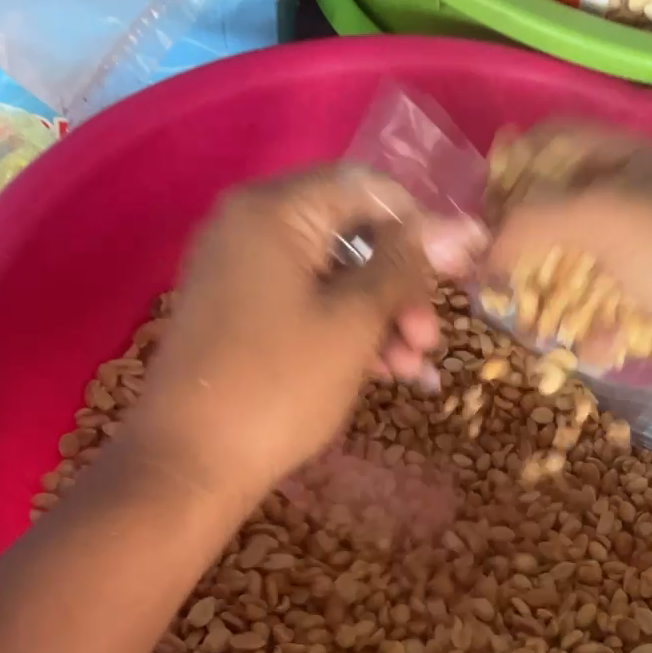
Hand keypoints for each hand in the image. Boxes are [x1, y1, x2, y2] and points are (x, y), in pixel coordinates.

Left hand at [108, 165, 481, 509]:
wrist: (191, 462)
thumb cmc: (279, 386)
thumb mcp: (353, 323)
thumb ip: (405, 267)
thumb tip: (461, 224)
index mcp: (274, 211)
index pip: (367, 190)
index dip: (422, 228)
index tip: (460, 275)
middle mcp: (251, 228)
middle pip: (351, 237)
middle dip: (402, 287)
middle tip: (430, 339)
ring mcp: (241, 274)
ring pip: (333, 279)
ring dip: (382, 319)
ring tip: (413, 371)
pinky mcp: (239, 316)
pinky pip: (306, 307)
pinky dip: (347, 334)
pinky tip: (383, 374)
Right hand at [483, 126, 651, 426]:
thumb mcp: (598, 216)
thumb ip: (527, 224)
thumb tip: (479, 254)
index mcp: (622, 158)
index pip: (548, 147)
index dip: (508, 174)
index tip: (479, 213)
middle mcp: (624, 203)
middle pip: (549, 217)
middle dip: (521, 252)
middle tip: (493, 279)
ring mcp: (631, 260)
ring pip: (564, 275)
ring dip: (550, 303)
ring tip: (537, 325)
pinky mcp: (636, 309)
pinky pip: (591, 317)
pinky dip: (591, 334)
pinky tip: (600, 346)